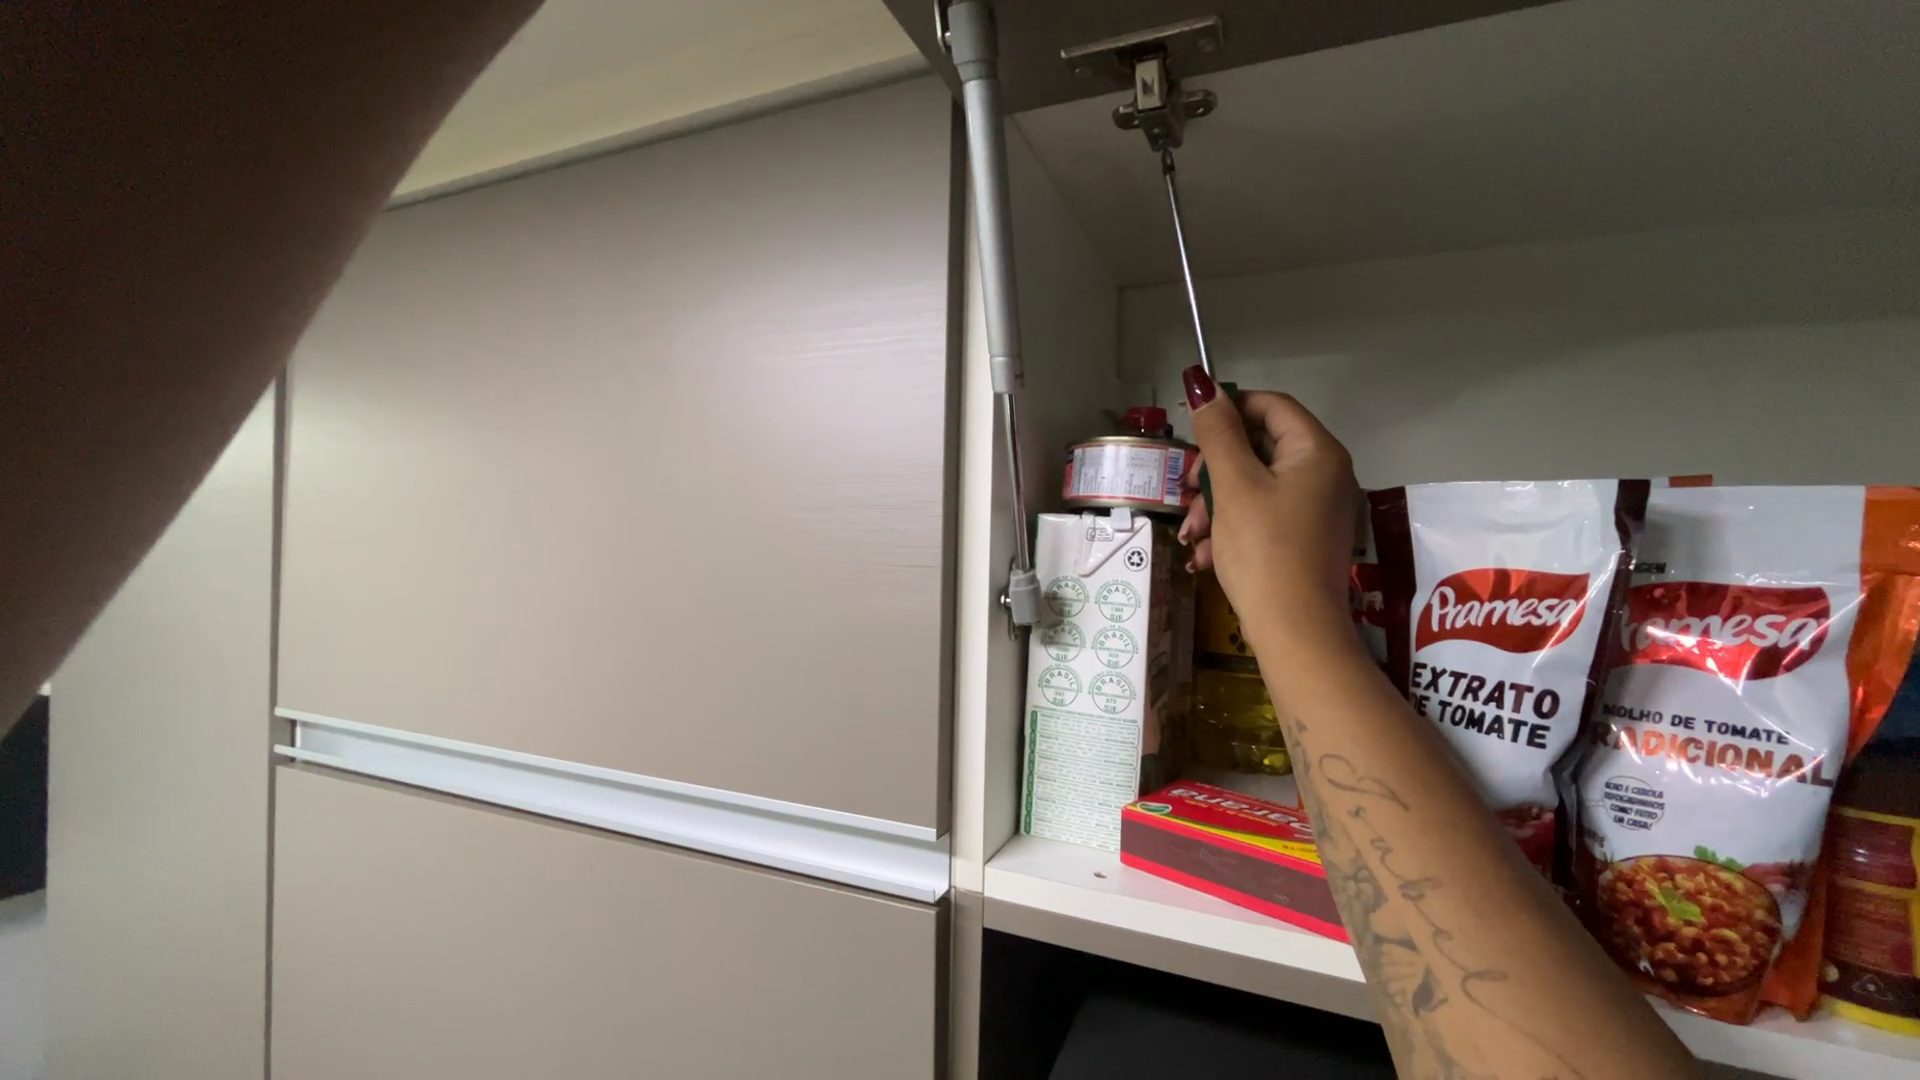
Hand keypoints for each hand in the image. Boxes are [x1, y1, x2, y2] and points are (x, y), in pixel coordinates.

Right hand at [1177, 367, 1359, 643]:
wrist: (1294, 630)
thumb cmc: (1264, 549)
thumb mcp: (1233, 485)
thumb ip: (1217, 432)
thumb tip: (1201, 382)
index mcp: (1315, 452)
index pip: (1270, 406)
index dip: (1228, 409)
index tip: (1189, 428)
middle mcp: (1324, 474)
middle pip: (1258, 449)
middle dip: (1213, 472)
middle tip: (1187, 492)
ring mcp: (1315, 510)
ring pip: (1253, 487)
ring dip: (1214, 506)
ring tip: (1190, 536)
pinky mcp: (1303, 540)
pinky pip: (1261, 517)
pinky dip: (1230, 529)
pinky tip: (1203, 555)